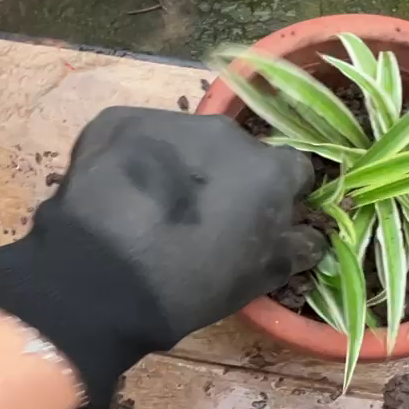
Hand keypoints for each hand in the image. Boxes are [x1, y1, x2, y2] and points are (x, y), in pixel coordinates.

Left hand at [0, 107, 321, 408]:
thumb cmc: (186, 287)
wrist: (98, 279)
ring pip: (186, 142)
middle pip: (237, 152)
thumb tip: (310, 238)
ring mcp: (167, 122)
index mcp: (267, 172)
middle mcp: (224, 133)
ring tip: (151, 210)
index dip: (279, 197)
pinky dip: (134, 161)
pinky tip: (118, 197)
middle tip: (200, 219)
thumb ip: (290, 251)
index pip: (292, 171)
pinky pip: (138, 139)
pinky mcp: (117, 120)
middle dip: (227, 178)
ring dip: (181, 167)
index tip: (259, 220)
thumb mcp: (252, 282)